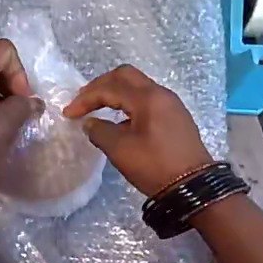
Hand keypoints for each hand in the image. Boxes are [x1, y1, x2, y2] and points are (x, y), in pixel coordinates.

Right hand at [63, 65, 212, 195]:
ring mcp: (171, 104)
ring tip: (98, 108)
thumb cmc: (155, 166)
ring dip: (115, 94)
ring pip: (138, 87)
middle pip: (126, 76)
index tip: (69, 114)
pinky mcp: (175, 117)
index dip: (86, 99)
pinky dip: (128, 103)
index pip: (110, 88)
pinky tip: (119, 120)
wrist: (193, 186)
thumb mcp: (121, 150)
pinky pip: (147, 100)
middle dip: (101, 85)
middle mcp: (161, 94)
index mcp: (148, 98)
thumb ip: (100, 132)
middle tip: (83, 101)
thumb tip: (90, 123)